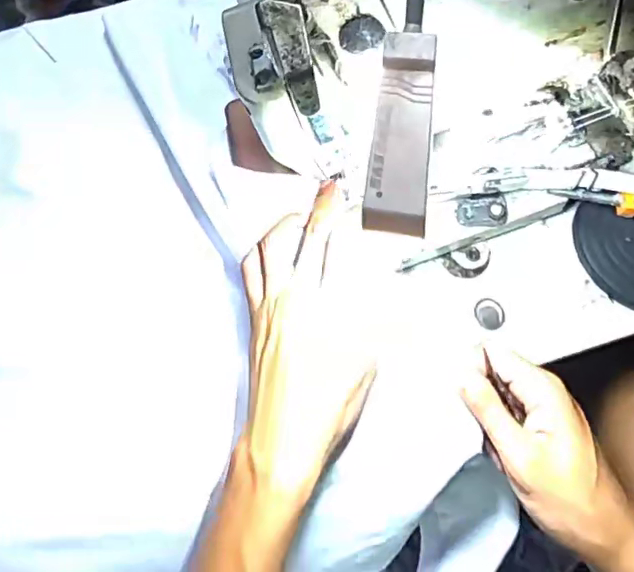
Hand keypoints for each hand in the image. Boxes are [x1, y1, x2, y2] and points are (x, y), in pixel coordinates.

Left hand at [238, 181, 377, 498]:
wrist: (280, 441)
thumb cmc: (323, 409)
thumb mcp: (366, 360)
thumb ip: (375, 318)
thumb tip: (383, 289)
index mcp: (325, 308)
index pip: (337, 246)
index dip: (347, 216)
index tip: (354, 201)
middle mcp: (292, 299)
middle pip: (303, 236)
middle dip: (319, 207)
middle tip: (330, 192)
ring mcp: (268, 307)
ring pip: (268, 247)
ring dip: (285, 224)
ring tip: (299, 216)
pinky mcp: (254, 318)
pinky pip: (250, 271)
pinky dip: (261, 251)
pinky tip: (269, 249)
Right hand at [459, 344, 633, 569]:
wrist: (603, 530)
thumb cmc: (573, 501)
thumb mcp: (519, 455)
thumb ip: (488, 410)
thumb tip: (465, 377)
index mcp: (543, 387)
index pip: (495, 352)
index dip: (473, 371)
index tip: (468, 398)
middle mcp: (547, 389)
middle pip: (496, 372)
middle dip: (484, 402)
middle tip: (491, 435)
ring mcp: (547, 405)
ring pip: (501, 395)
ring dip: (493, 421)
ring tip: (505, 451)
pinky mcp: (545, 422)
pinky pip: (511, 414)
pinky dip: (503, 433)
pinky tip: (512, 456)